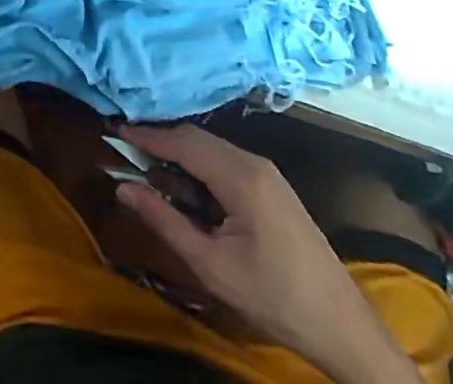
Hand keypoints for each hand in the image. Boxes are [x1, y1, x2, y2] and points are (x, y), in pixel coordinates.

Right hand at [114, 124, 419, 383]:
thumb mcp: (210, 263)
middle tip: (123, 148)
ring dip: (179, 160)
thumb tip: (123, 187)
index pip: (184, 142)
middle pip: (198, 140)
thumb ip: (164, 220)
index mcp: (241, 176)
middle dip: (160, 143)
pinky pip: (226, 167)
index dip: (147, 135)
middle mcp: (255, 163)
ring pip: (212, 153)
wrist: (339, 323)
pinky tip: (183, 192)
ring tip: (146, 173)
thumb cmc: (272, 296)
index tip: (114, 129)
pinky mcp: (271, 189)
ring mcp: (267, 174)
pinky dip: (198, 173)